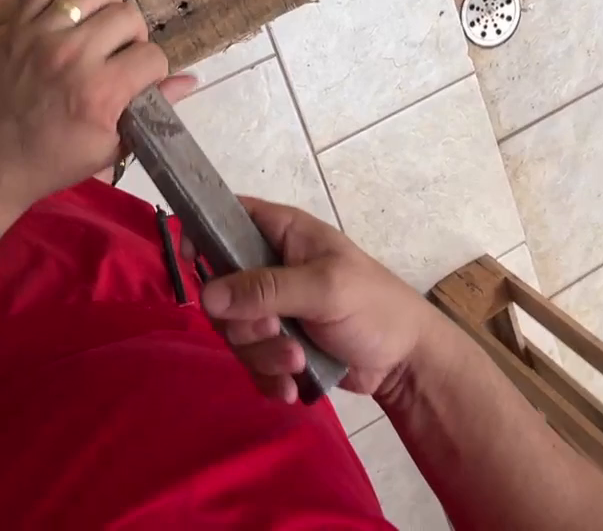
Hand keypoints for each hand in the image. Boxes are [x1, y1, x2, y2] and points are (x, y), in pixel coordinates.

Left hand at [0, 0, 195, 209]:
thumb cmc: (53, 161)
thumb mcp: (111, 147)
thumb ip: (153, 108)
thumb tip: (190, 80)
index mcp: (100, 93)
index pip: (151, 56)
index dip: (153, 69)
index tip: (141, 80)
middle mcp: (73, 57)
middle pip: (128, 17)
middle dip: (134, 36)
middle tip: (121, 55)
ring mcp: (41, 36)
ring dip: (109, 4)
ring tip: (105, 24)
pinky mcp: (17, 26)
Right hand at [196, 196, 448, 404]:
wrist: (406, 363)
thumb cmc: (374, 306)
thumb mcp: (325, 289)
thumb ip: (267, 288)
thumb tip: (207, 295)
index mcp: (282, 232)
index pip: (227, 215)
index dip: (204, 233)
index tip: (196, 265)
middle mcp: (269, 264)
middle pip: (221, 286)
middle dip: (245, 321)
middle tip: (276, 331)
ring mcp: (271, 306)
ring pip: (234, 328)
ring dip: (261, 354)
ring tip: (296, 363)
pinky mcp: (276, 343)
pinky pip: (249, 359)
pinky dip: (267, 377)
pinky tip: (290, 387)